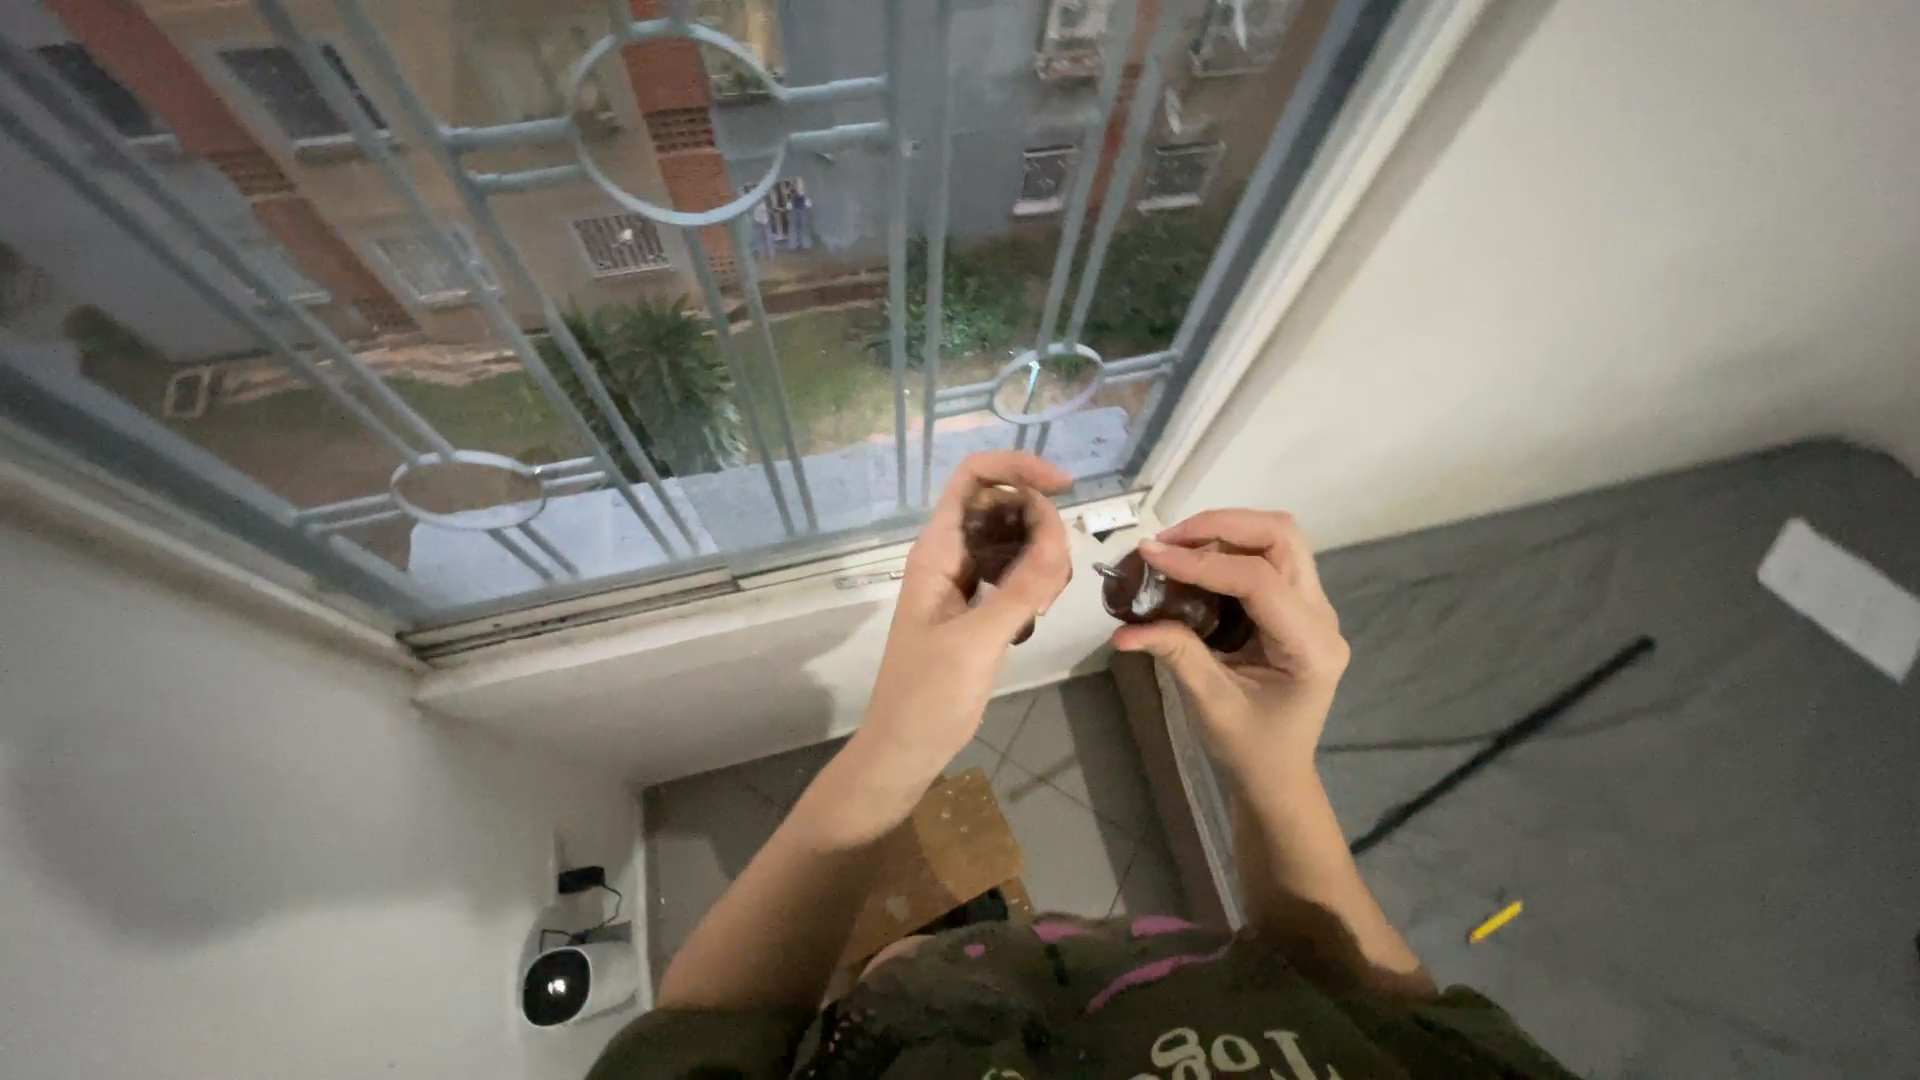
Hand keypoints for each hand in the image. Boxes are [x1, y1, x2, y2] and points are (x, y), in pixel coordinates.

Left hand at [859, 452, 1073, 778]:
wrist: (905, 747)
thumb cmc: (927, 695)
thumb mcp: (976, 641)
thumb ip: (1020, 588)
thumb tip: (1060, 535)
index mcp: (936, 550)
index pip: (973, 478)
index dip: (1016, 468)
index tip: (1063, 487)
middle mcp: (949, 555)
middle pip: (1000, 504)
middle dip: (1038, 518)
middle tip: (1058, 568)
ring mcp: (963, 581)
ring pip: (1011, 538)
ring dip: (1041, 550)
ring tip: (1051, 593)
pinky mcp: (978, 607)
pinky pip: (1013, 573)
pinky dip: (1036, 578)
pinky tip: (1043, 606)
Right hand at [1111, 510, 1348, 777]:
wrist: (1276, 773)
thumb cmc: (1249, 747)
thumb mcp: (1209, 703)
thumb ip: (1174, 653)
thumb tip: (1122, 630)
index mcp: (1310, 646)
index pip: (1260, 580)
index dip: (1203, 561)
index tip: (1151, 556)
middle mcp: (1321, 615)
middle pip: (1281, 536)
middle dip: (1220, 526)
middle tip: (1166, 542)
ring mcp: (1312, 606)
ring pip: (1277, 538)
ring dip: (1223, 530)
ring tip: (1173, 547)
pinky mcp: (1293, 604)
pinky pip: (1266, 556)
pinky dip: (1226, 547)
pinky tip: (1189, 561)